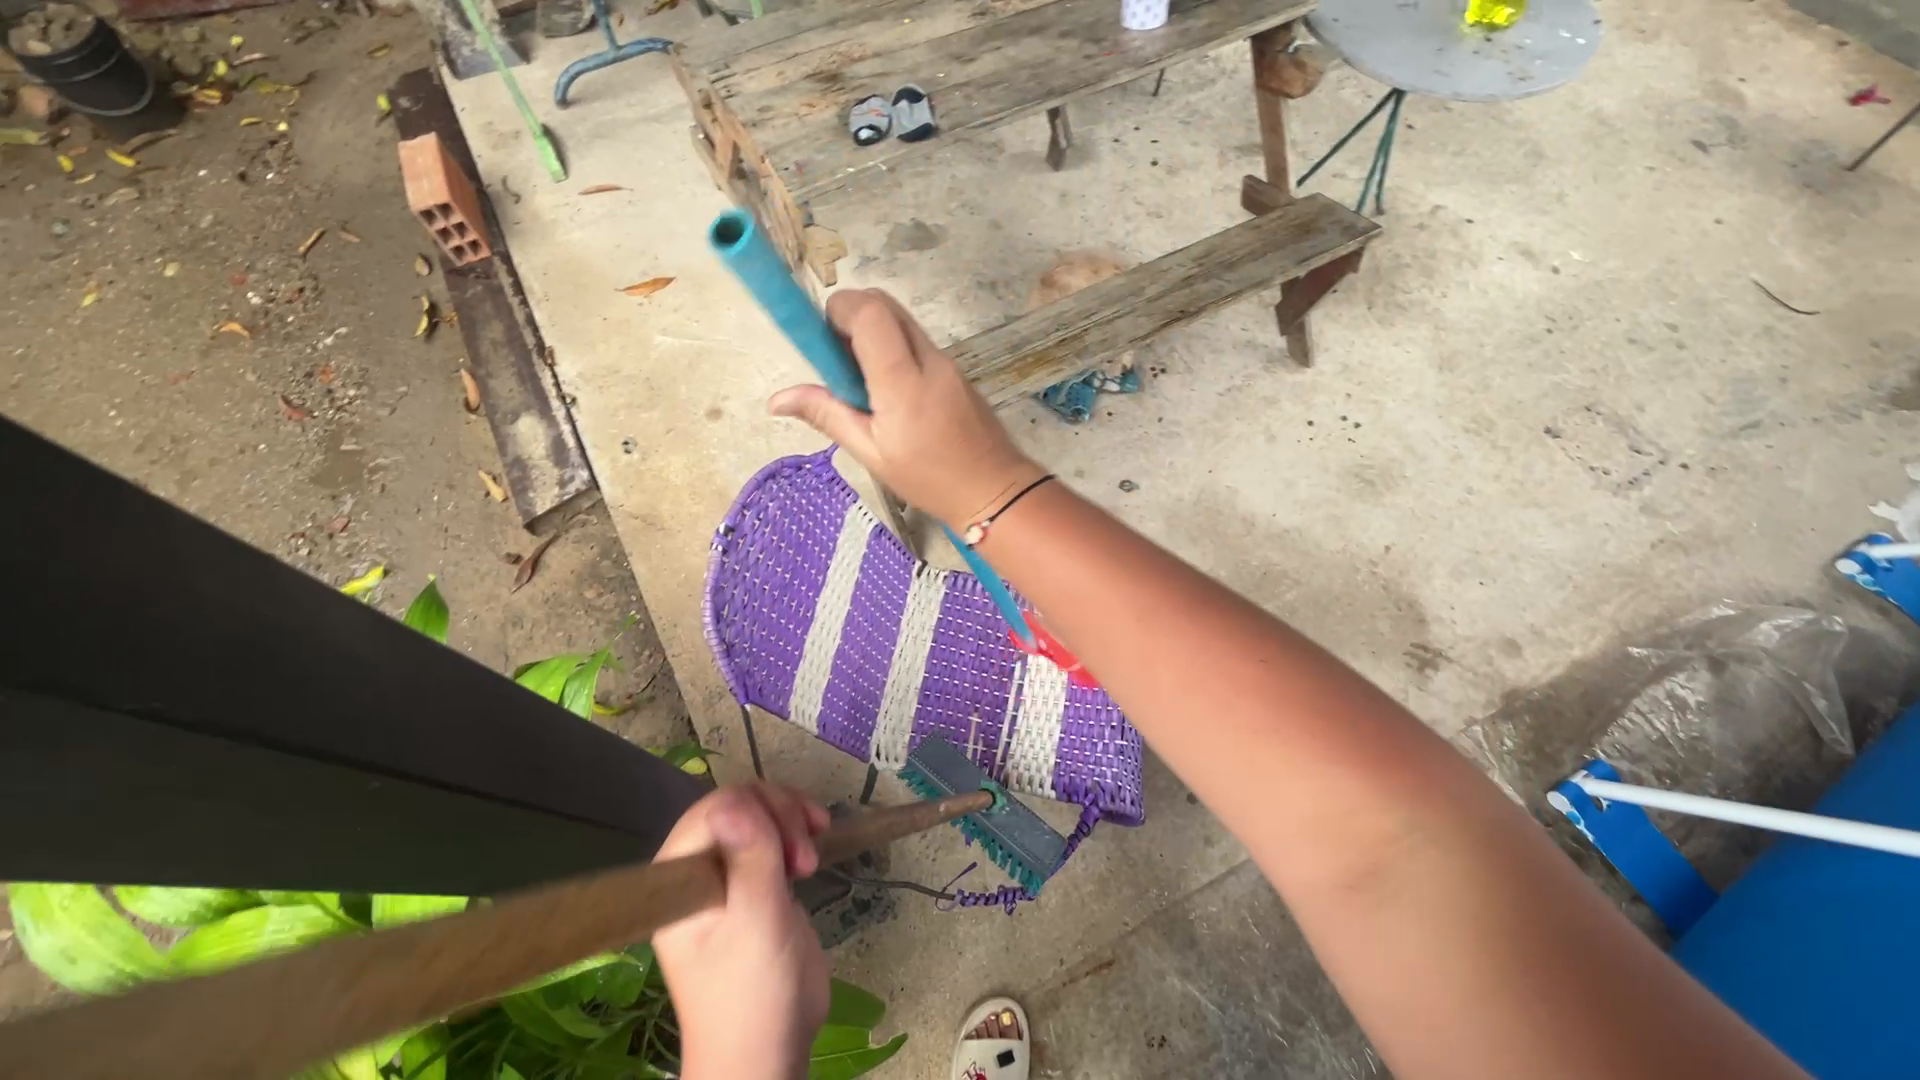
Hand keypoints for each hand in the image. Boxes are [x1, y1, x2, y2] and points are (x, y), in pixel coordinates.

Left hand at [652, 784, 830, 1079]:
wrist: (770, 1052)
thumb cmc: (753, 993)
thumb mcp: (756, 923)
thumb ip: (749, 858)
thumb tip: (735, 799)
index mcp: (678, 879)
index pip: (713, 812)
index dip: (758, 813)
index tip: (794, 846)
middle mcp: (696, 871)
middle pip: (738, 808)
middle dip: (780, 818)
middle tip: (807, 858)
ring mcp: (727, 878)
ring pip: (759, 817)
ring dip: (792, 823)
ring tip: (813, 857)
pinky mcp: (755, 887)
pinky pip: (773, 840)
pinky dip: (797, 836)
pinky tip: (816, 848)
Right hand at [769, 288, 1044, 528]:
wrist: (995, 490)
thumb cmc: (930, 479)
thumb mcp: (872, 454)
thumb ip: (828, 415)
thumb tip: (776, 399)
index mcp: (903, 382)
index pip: (870, 313)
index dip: (838, 310)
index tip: (820, 340)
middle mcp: (928, 359)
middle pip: (885, 304)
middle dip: (850, 313)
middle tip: (834, 355)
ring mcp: (947, 360)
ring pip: (902, 320)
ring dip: (871, 330)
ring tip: (858, 377)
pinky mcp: (955, 368)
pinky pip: (916, 339)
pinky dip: (891, 346)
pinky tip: (886, 389)